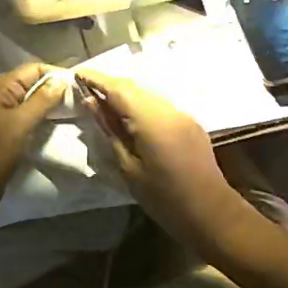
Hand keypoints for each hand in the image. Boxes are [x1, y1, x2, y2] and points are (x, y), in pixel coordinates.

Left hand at [0, 62, 69, 222]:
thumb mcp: (22, 123)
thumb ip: (42, 99)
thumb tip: (61, 80)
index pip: (31, 69)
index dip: (55, 74)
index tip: (79, 84)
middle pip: (28, 81)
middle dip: (51, 88)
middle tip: (77, 98)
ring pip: (25, 98)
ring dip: (44, 102)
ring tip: (68, 109)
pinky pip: (19, 112)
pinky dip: (35, 114)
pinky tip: (50, 121)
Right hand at [76, 70, 243, 249]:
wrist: (210, 213)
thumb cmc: (163, 197)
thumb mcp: (127, 166)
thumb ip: (110, 130)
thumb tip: (92, 103)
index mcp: (151, 120)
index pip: (118, 88)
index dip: (96, 78)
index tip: (76, 74)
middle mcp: (168, 109)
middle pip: (133, 87)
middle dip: (109, 84)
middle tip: (85, 89)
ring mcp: (182, 114)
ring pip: (147, 94)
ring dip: (125, 94)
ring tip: (103, 104)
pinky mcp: (189, 123)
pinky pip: (159, 105)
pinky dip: (140, 105)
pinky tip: (129, 118)